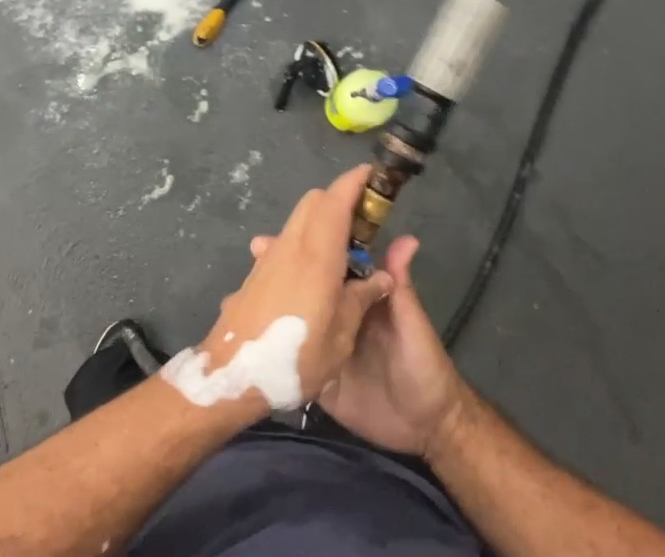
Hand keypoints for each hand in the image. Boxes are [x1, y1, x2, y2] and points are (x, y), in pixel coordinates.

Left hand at [193, 166, 395, 408]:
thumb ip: (362, 298)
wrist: (232, 374)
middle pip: (314, 203)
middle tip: (365, 225)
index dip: (355, 183)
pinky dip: (303, 244)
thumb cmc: (296, 358)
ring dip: (320, 224)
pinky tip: (311, 281)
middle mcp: (290, 247)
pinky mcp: (255, 274)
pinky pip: (283, 244)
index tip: (373, 176)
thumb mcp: (341, 336)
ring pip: (296, 222)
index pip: (335, 201)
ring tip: (342, 256)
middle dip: (340, 201)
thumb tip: (382, 277)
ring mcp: (268, 258)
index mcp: (316, 255)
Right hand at [264, 234, 467, 457]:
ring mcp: (326, 347)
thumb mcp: (412, 324)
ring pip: (296, 322)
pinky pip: (295, 359)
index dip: (310, 251)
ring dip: (271, 308)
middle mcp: (339, 318)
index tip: (281, 236)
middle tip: (253, 259)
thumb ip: (401, 285)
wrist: (426, 428)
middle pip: (308, 291)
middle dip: (280, 274)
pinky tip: (245, 341)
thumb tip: (406, 237)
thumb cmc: (424, 367)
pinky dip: (272, 350)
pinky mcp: (318, 377)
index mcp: (359, 300)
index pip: (331, 268)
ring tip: (238, 296)